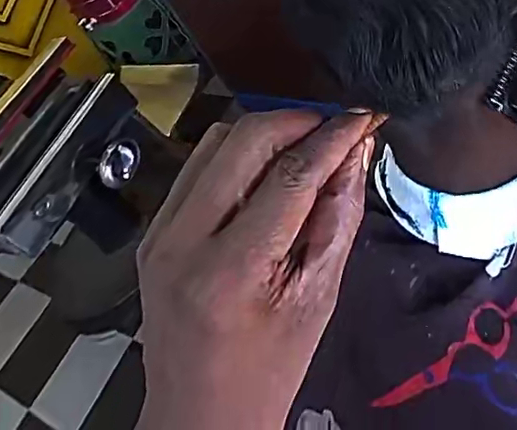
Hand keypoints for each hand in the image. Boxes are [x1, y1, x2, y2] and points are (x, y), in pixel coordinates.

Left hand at [137, 110, 380, 429]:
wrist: (198, 416)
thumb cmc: (266, 371)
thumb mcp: (318, 299)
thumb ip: (339, 215)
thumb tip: (355, 151)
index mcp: (231, 271)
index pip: (290, 175)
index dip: (333, 137)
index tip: (361, 117)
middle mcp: (184, 241)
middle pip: (246, 139)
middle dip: (298, 119)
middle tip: (333, 126)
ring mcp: (161, 231)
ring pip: (218, 139)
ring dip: (267, 130)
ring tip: (304, 145)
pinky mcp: (154, 226)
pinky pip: (199, 161)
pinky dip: (238, 150)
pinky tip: (265, 166)